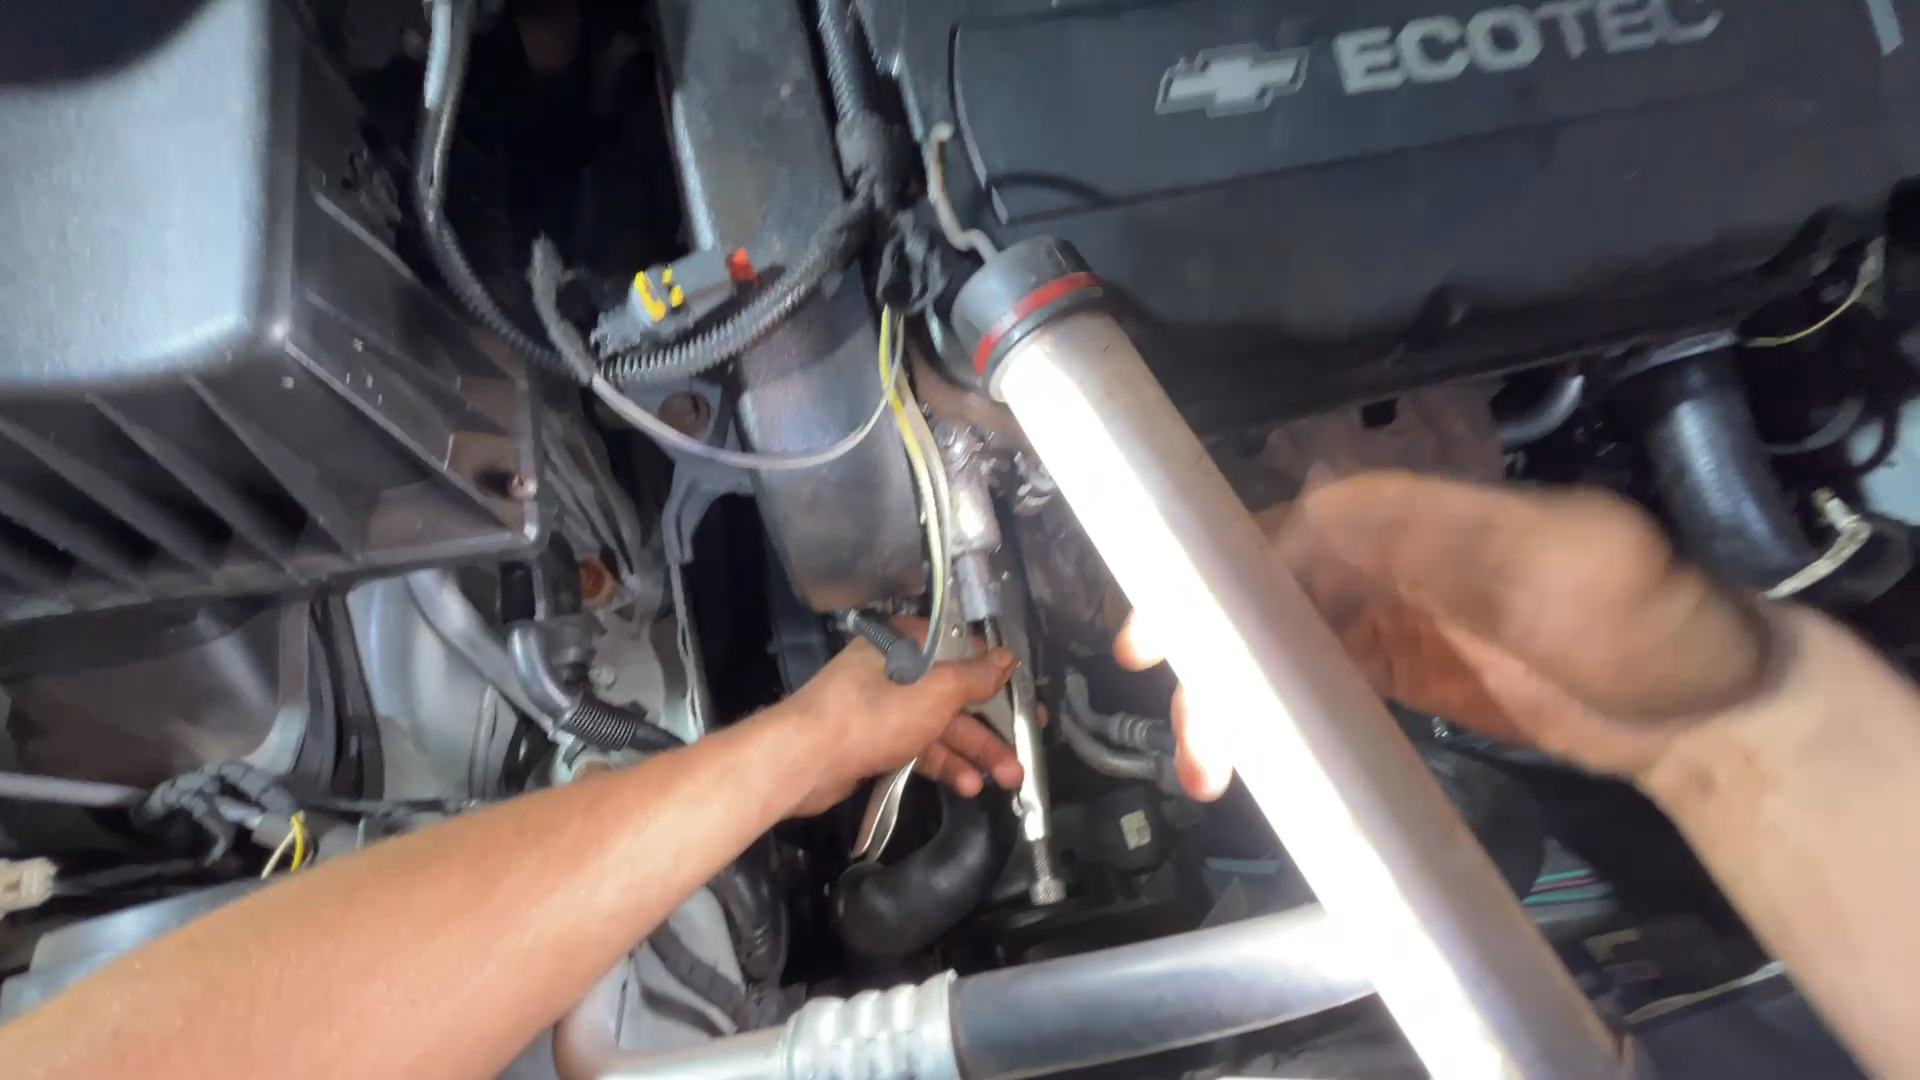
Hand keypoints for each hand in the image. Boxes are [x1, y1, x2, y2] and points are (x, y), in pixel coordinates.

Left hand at [776, 629, 1022, 816]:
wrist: (806, 759)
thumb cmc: (875, 711)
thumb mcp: (936, 690)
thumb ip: (975, 675)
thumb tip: (1008, 657)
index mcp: (906, 641)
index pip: (960, 649)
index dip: (996, 674)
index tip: (1025, 697)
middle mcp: (895, 668)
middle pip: (954, 694)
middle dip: (991, 726)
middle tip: (1025, 750)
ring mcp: (884, 707)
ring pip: (940, 725)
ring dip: (973, 752)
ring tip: (1008, 779)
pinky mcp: (875, 741)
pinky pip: (919, 747)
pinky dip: (943, 764)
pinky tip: (969, 786)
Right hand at [1119, 471, 1775, 797]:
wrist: (1689, 710)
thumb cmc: (1643, 619)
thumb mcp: (1571, 555)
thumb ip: (1459, 529)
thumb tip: (1330, 509)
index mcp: (1391, 516)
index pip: (1272, 535)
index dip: (1209, 580)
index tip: (1166, 635)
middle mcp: (1357, 556)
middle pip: (1247, 594)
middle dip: (1200, 653)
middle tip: (1184, 723)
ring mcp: (1355, 614)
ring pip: (1255, 643)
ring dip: (1219, 699)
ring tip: (1207, 768)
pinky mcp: (1361, 667)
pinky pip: (1287, 682)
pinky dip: (1253, 716)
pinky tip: (1238, 756)